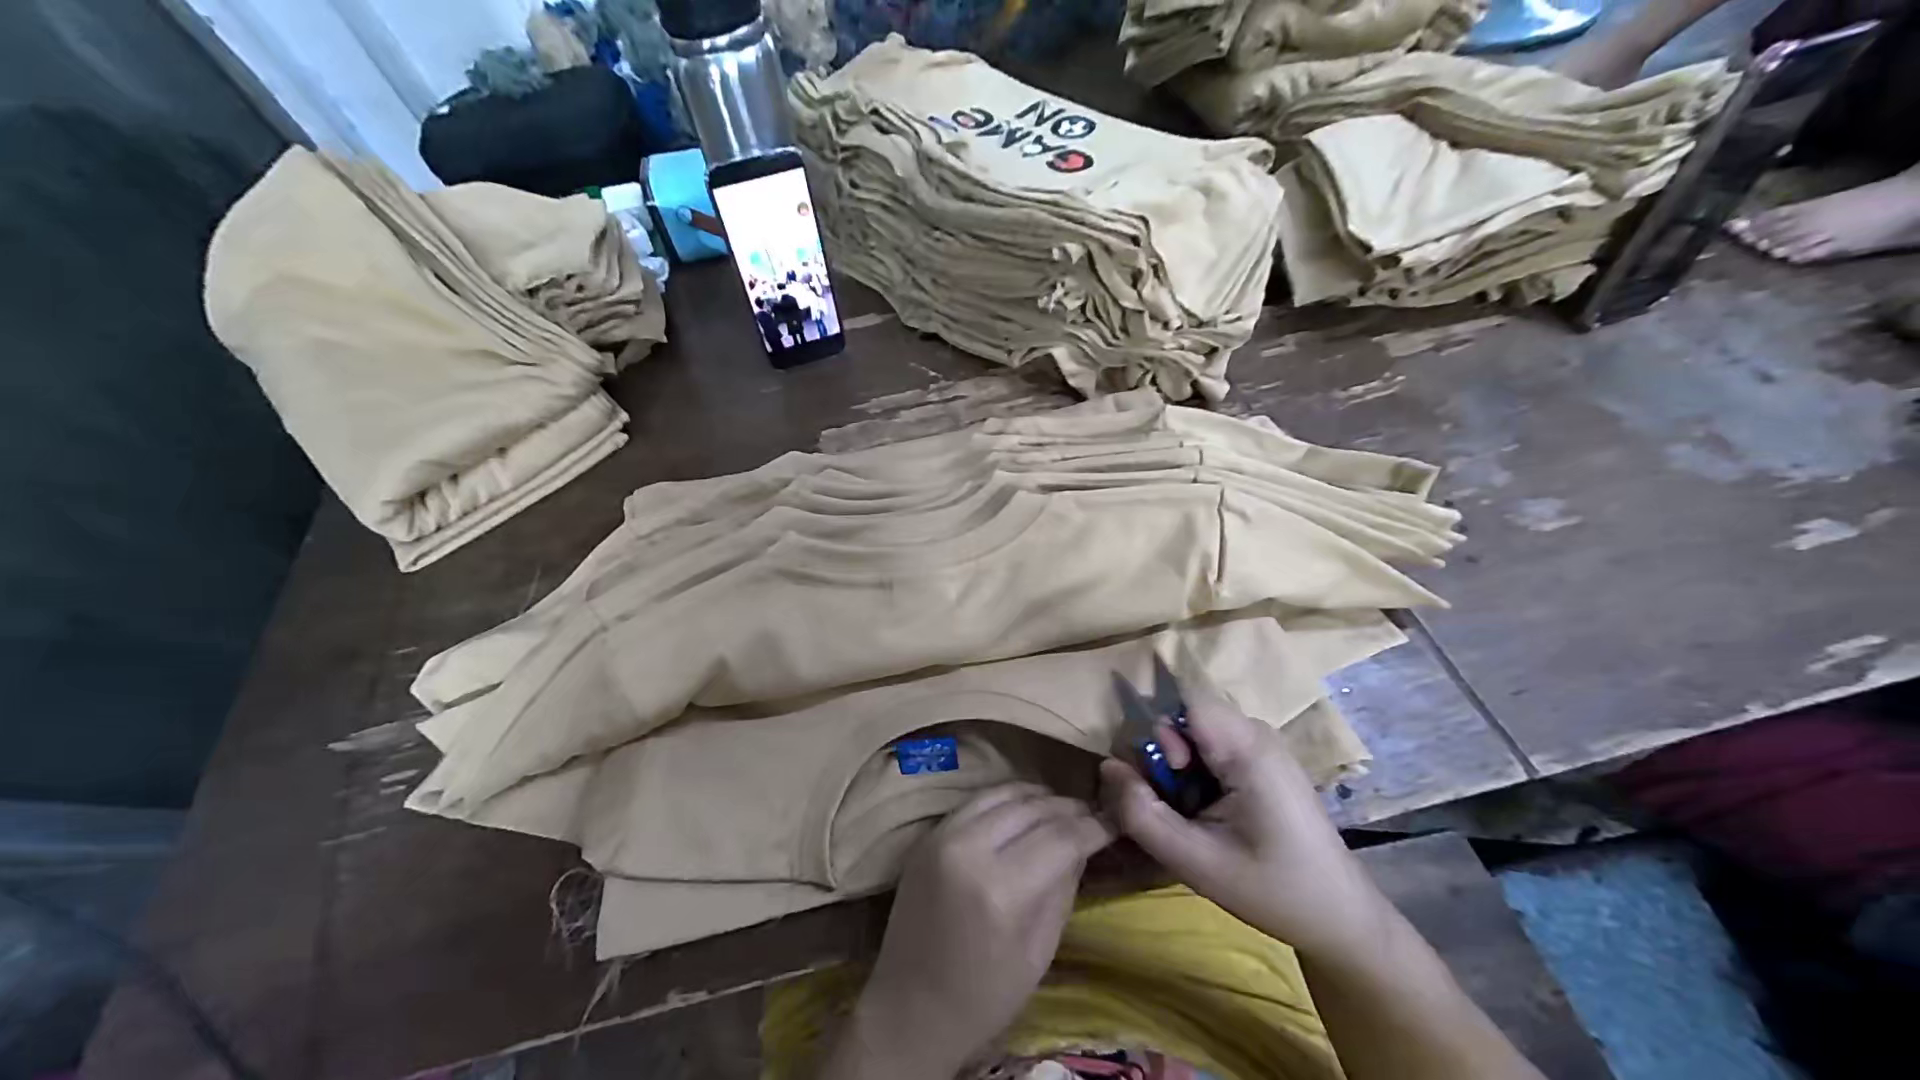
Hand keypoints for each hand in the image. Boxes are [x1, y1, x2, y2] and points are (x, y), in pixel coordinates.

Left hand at [823, 783, 1116, 1078]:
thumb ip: (1064, 887)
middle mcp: (969, 849)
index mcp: (1001, 889)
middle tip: (1092, 812)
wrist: (908, 1009)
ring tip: (1061, 807)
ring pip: (1002, 794)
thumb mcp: (1040, 950)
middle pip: (1032, 808)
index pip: (1061, 837)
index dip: (1094, 826)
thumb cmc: (984, 996)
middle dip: (1068, 807)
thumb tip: (1085, 843)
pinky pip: (974, 802)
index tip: (1115, 820)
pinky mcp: (927, 836)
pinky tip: (1023, 809)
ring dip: (1037, 797)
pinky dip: (1005, 799)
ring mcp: (942, 837)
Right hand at [1098, 685, 1388, 955]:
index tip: (1171, 779)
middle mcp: (1257, 733)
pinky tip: (1212, 816)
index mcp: (1248, 748)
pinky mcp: (1264, 761)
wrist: (1339, 916)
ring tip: (1196, 818)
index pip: (1186, 703)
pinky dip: (1199, 776)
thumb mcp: (1193, 860)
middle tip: (1179, 808)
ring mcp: (1264, 746)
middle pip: (1187, 719)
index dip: (1165, 735)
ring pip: (1196, 735)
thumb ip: (1141, 812)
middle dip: (1168, 758)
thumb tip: (1107, 766)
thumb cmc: (1271, 889)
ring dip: (1182, 771)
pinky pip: (1214, 749)